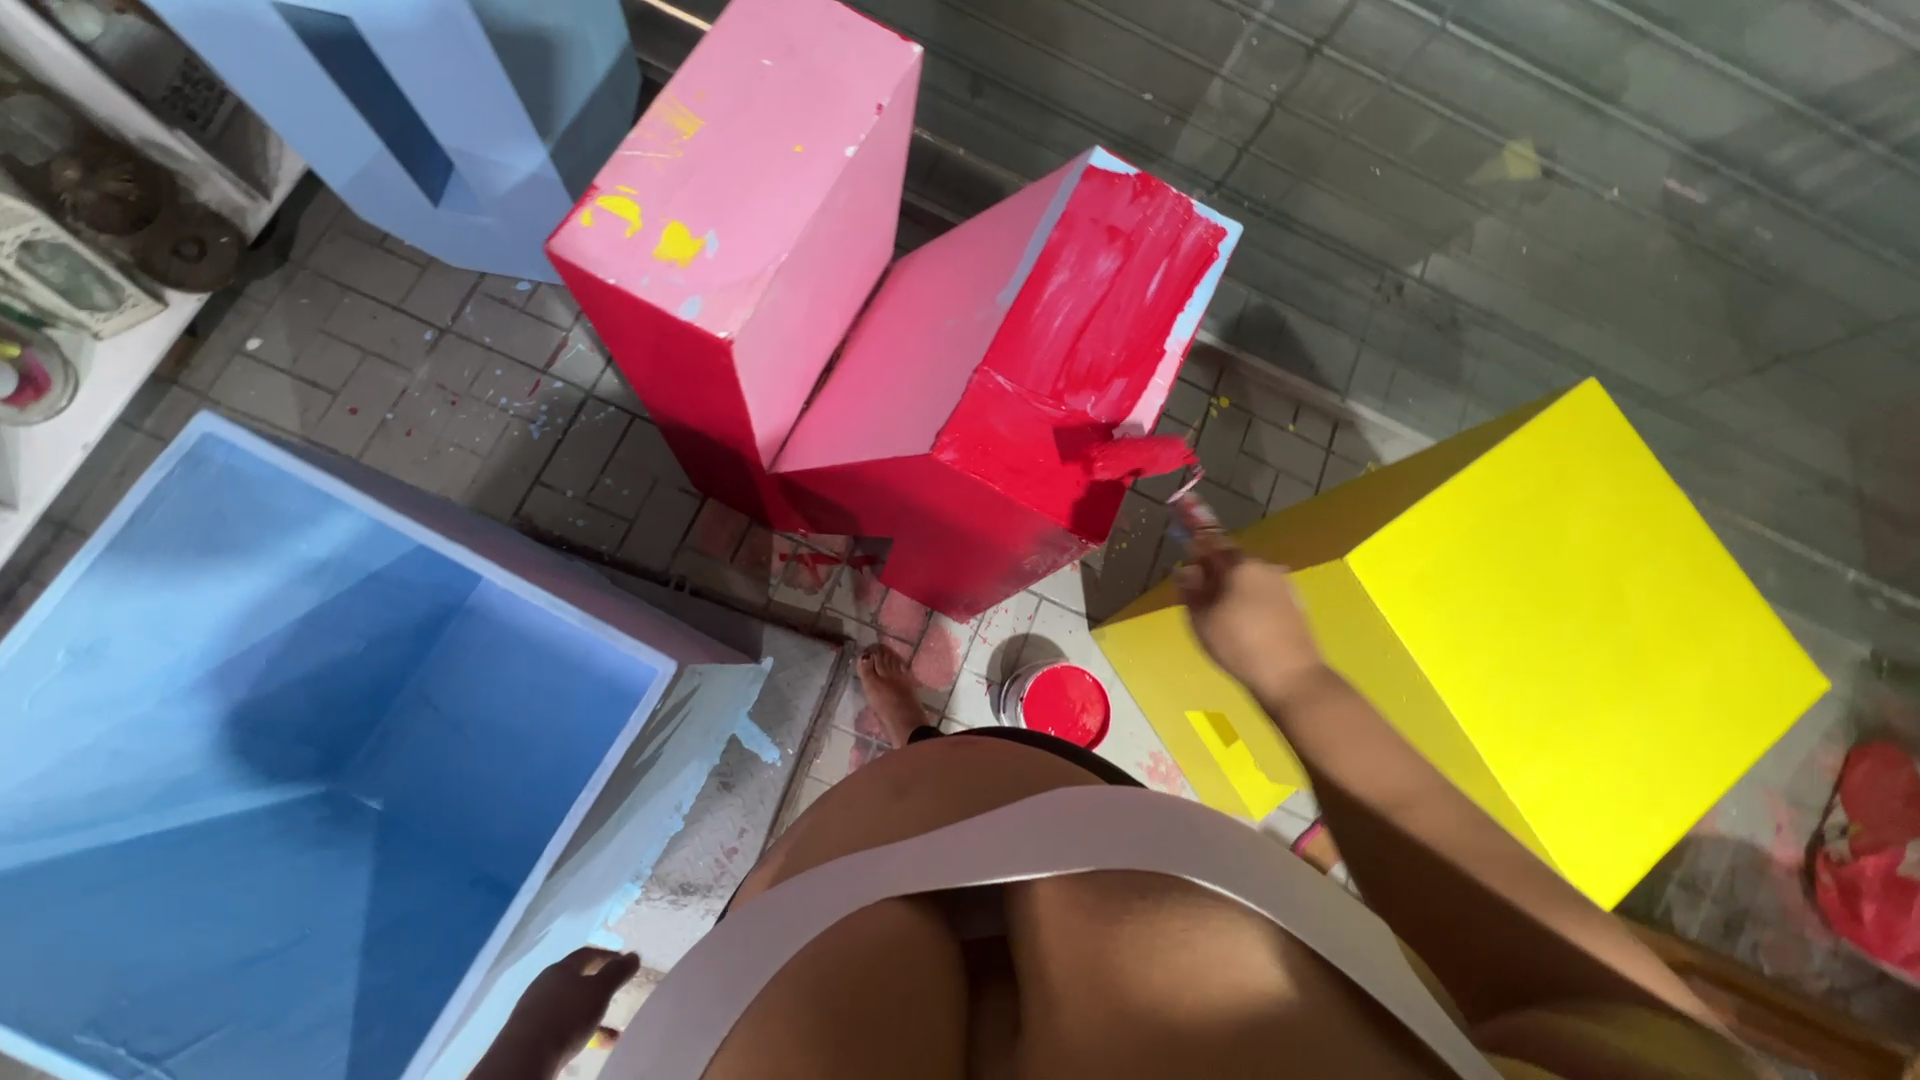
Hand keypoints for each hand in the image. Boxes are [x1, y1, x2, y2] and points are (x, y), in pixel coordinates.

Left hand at [477, 947, 639, 1077]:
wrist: (522, 1059)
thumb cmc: (566, 1017)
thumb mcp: (599, 992)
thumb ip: (617, 973)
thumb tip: (634, 955)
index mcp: (561, 969)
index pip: (587, 954)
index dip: (607, 956)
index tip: (624, 962)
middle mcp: (545, 984)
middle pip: (575, 979)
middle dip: (597, 985)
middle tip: (616, 991)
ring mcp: (534, 1010)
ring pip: (569, 1005)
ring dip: (589, 1012)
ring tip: (610, 1027)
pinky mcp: (528, 1035)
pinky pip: (560, 1026)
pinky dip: (578, 1030)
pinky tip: (590, 1043)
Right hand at [1173, 525, 1327, 705]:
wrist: (1291, 677)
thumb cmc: (1238, 644)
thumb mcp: (1201, 619)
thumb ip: (1190, 590)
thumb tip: (1187, 570)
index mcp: (1240, 564)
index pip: (1213, 542)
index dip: (1197, 545)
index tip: (1185, 554)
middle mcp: (1265, 567)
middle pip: (1233, 561)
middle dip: (1214, 571)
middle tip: (1198, 594)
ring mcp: (1284, 585)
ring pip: (1249, 579)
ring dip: (1233, 588)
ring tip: (1220, 615)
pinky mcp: (1295, 605)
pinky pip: (1263, 594)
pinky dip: (1250, 601)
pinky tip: (1243, 626)